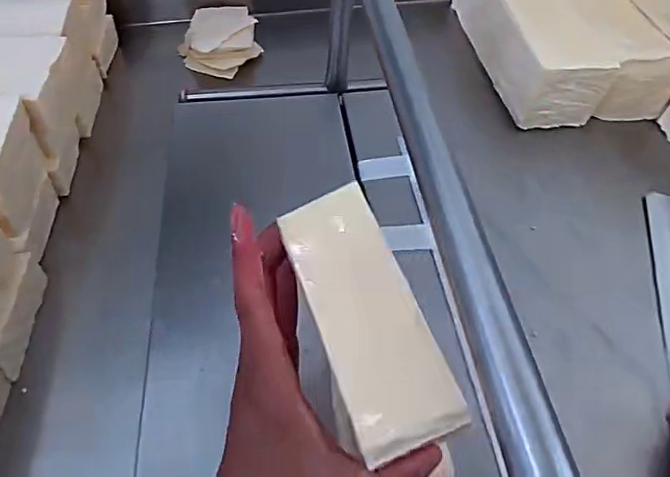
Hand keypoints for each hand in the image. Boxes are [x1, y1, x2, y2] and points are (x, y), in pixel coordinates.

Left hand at [219, 204, 441, 476]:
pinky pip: (272, 331)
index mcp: (266, 371)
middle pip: (256, 292)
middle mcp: (257, 365)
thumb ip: (391, 468)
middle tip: (288, 222)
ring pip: (262, 309)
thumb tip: (430, 451)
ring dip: (275, 275)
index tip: (239, 217)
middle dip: (267, 251)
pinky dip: (282, 306)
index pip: (250, 296)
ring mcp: (260, 375)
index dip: (243, 252)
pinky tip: (301, 304)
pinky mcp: (267, 389)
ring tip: (296, 247)